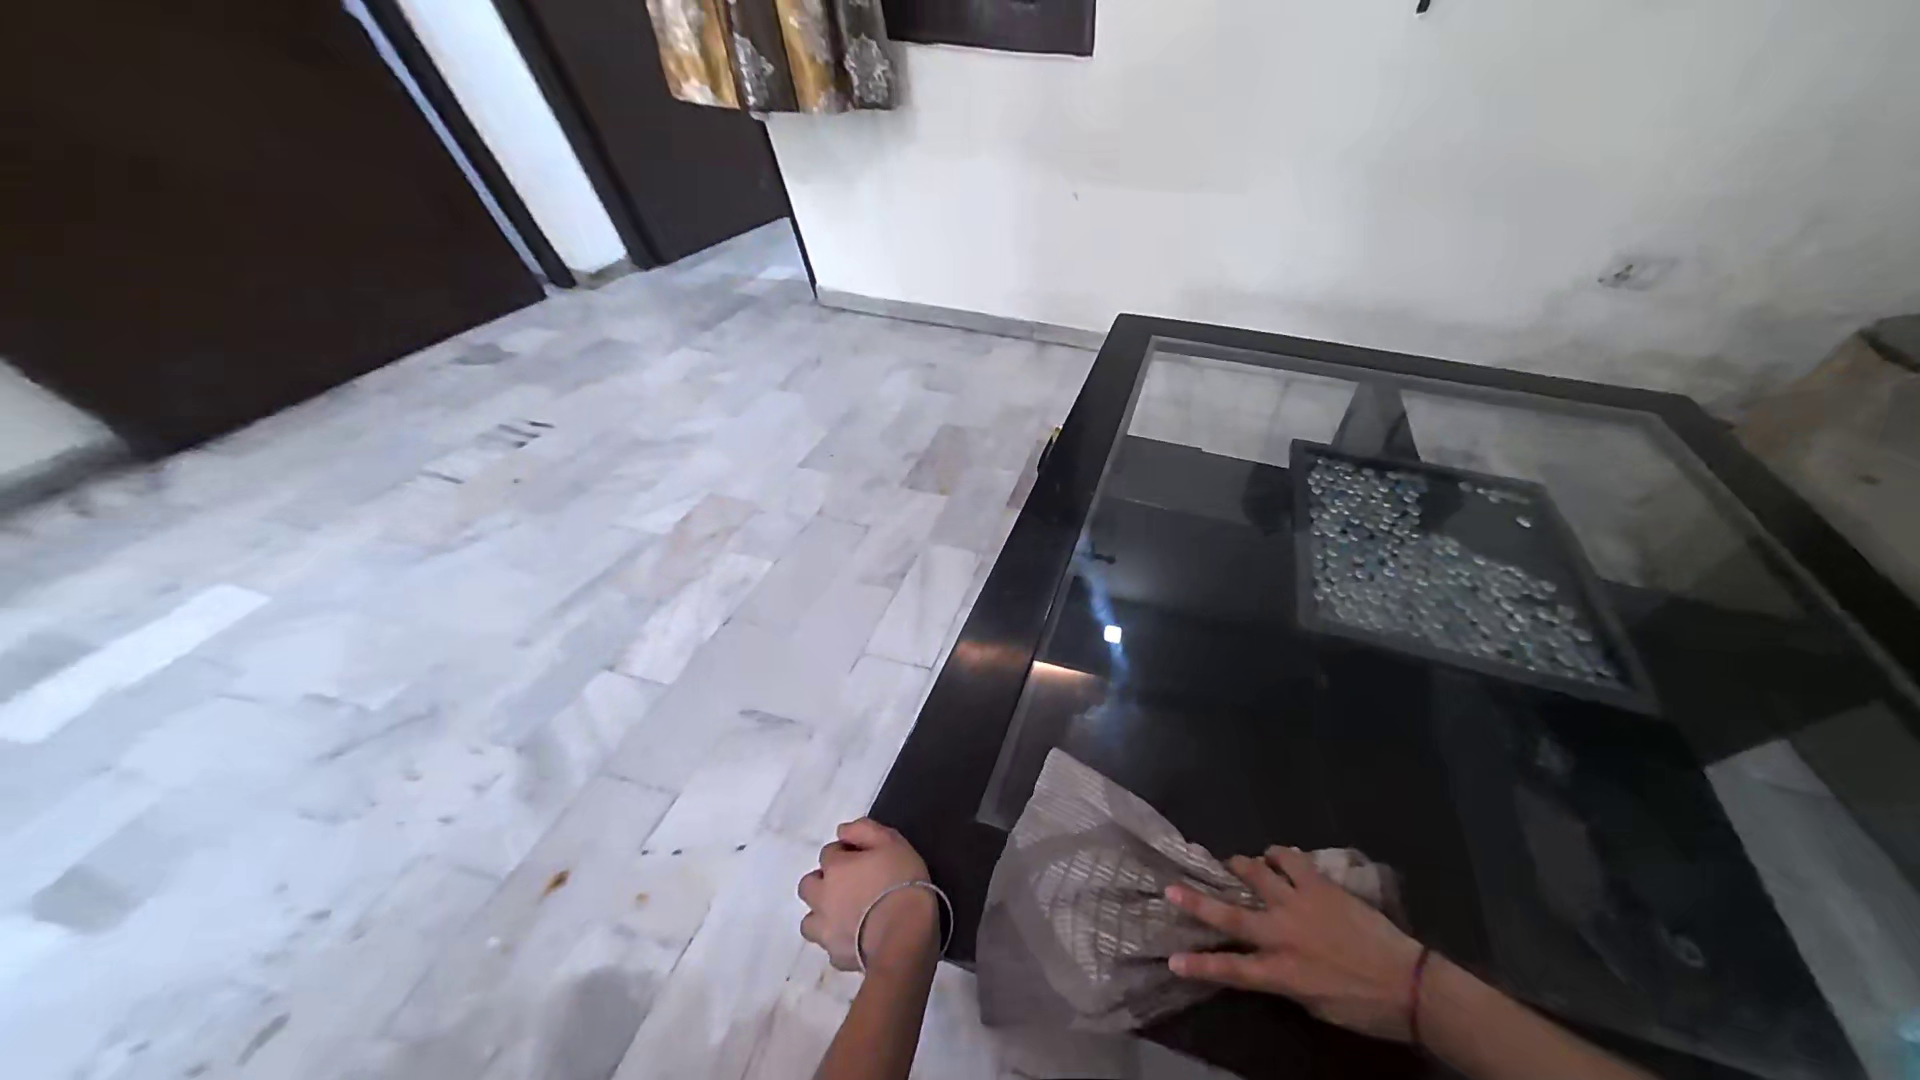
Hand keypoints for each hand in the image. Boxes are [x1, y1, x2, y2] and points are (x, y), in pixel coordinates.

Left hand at [797, 818, 937, 972]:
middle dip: (822, 882)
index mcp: (835, 868)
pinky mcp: (836, 957)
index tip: (861, 858)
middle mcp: (822, 897)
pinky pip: (829, 946)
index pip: (828, 853)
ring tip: (844, 915)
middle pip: (808, 885)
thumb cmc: (901, 881)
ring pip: (809, 921)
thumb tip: (842, 831)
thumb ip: (864, 830)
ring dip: (822, 914)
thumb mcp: (891, 842)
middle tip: (847, 885)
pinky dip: (838, 940)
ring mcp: (826, 930)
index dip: (844, 853)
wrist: (905, 934)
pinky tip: (856, 938)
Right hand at [1167, 846, 1424, 1040]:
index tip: (1172, 959)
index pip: (1231, 970)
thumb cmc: (1363, 1005)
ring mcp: (1300, 905)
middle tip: (1171, 889)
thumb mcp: (1315, 1004)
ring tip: (1233, 863)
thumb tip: (1266, 959)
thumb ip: (1284, 979)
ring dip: (1240, 866)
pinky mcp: (1320, 886)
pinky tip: (1277, 856)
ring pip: (1256, 875)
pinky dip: (1278, 855)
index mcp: (1282, 973)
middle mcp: (1283, 935)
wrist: (1412, 985)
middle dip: (1197, 903)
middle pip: (1231, 917)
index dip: (1199, 965)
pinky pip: (1291, 859)